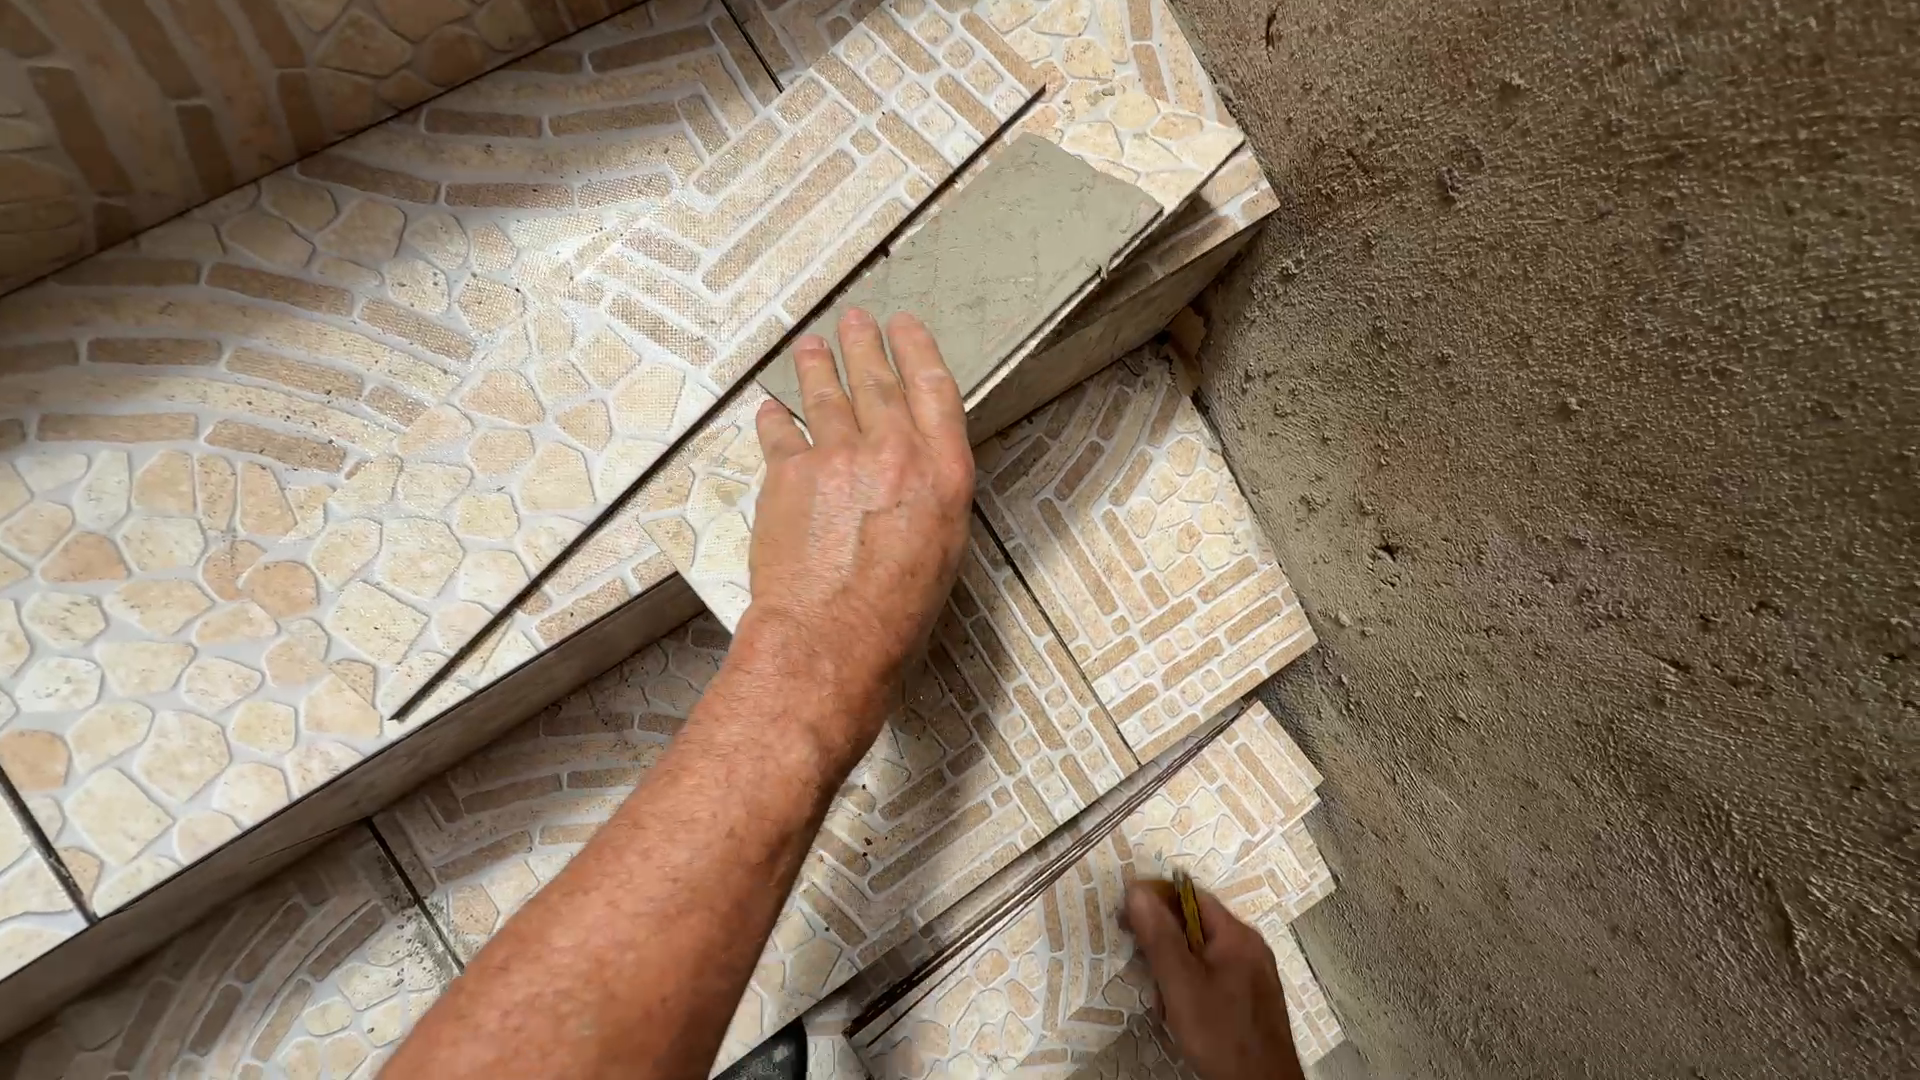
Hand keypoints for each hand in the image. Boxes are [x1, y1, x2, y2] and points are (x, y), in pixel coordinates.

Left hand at [736, 308, 974, 764]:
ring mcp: (838, 456)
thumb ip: (930, 497)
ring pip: (826, 394)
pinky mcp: (789, 472)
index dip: (917, 350)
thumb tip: (910, 473)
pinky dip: (776, 418)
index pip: (933, 390)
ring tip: (812, 346)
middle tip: (855, 318)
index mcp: (942, 473)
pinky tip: (771, 408)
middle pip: (877, 380)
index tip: (905, 324)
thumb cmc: (899, 611)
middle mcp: (894, 451)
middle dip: (865, 343)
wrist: (833, 636)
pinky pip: (781, 431)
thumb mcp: (943, 550)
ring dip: (818, 366)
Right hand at [1124, 881, 1306, 1079]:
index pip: (1191, 896)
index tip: (1128, 917)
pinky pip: (1215, 976)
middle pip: (1196, 925)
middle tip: (1144, 967)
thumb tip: (1136, 889)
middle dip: (1165, 943)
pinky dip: (1193, 986)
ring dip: (1176, 970)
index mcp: (1238, 935)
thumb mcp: (1180, 984)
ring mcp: (1255, 975)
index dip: (1156, 900)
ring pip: (1203, 954)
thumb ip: (1158, 935)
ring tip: (1164, 1001)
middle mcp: (1250, 947)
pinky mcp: (1253, 1000)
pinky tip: (1182, 1012)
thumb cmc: (1220, 1034)